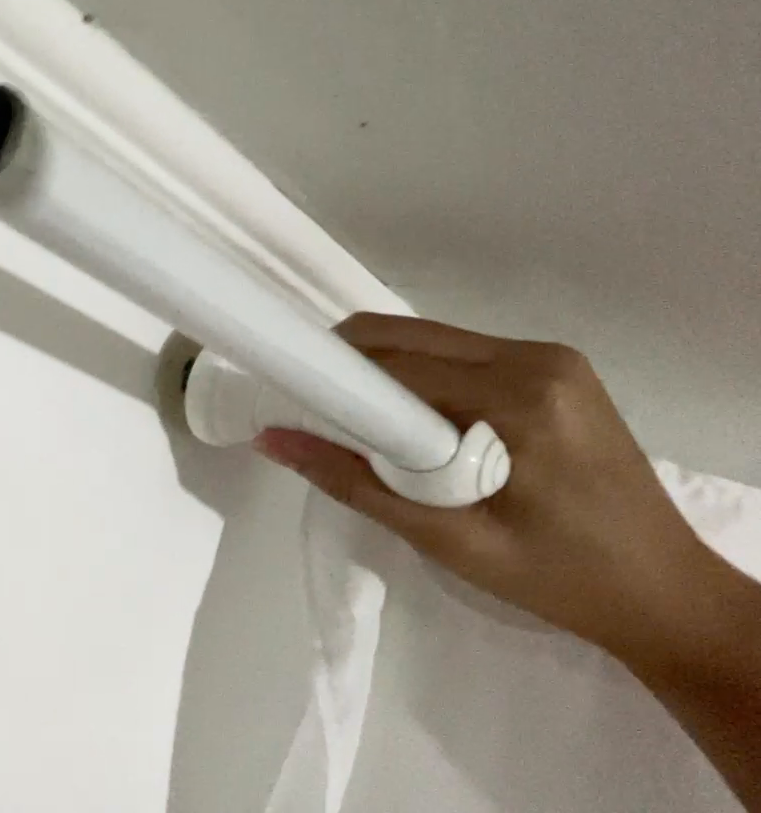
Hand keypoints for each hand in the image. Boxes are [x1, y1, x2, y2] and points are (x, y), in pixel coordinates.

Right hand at [254, 313, 714, 659]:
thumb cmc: (558, 577)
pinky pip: (454, 354)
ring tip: (373, 433)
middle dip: (351, 372)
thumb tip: (268, 438)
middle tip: (325, 422)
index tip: (291, 405)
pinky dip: (415, 379)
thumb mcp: (443, 538)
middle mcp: (538, 359)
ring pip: (425, 341)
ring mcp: (551, 359)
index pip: (394, 365)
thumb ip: (350, 480)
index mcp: (522, 396)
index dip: (332, 381)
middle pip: (405, 337)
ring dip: (382, 376)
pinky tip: (416, 427)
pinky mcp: (552, 369)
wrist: (667, 597)